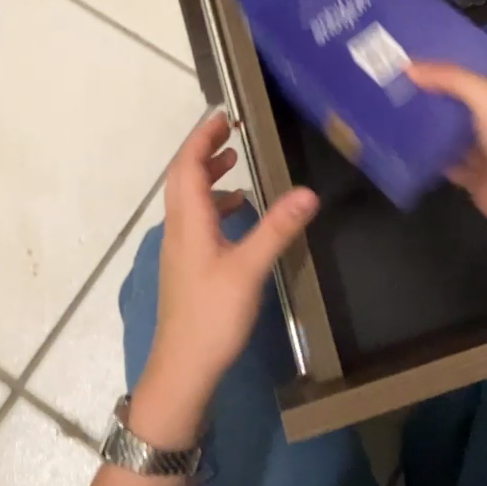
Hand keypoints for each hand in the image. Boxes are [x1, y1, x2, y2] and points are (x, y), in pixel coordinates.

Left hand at [130, 113, 318, 447]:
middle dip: (205, 150)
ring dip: (209, 176)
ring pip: (189, 199)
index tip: (222, 115)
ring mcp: (180, 248)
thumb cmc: (211, 316)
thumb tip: (308, 192)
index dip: (201, 137)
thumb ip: (276, 228)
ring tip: (237, 164)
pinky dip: (215, 204)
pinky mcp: (187, 266)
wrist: (182, 370)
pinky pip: (196, 220)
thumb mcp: (249, 269)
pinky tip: (239, 214)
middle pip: (184, 177)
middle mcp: (178, 228)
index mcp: (188, 221)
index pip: (187, 165)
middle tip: (232, 132)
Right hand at [407, 63, 486, 227]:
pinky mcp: (473, 180)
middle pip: (462, 109)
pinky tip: (404, 146)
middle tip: (402, 86)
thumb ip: (450, 78)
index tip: (422, 65)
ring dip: (430, 128)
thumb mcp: (485, 95)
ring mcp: (486, 155)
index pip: (477, 82)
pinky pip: (446, 164)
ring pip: (452, 137)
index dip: (452, 73)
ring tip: (397, 112)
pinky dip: (428, 157)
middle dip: (437, 99)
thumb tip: (408, 67)